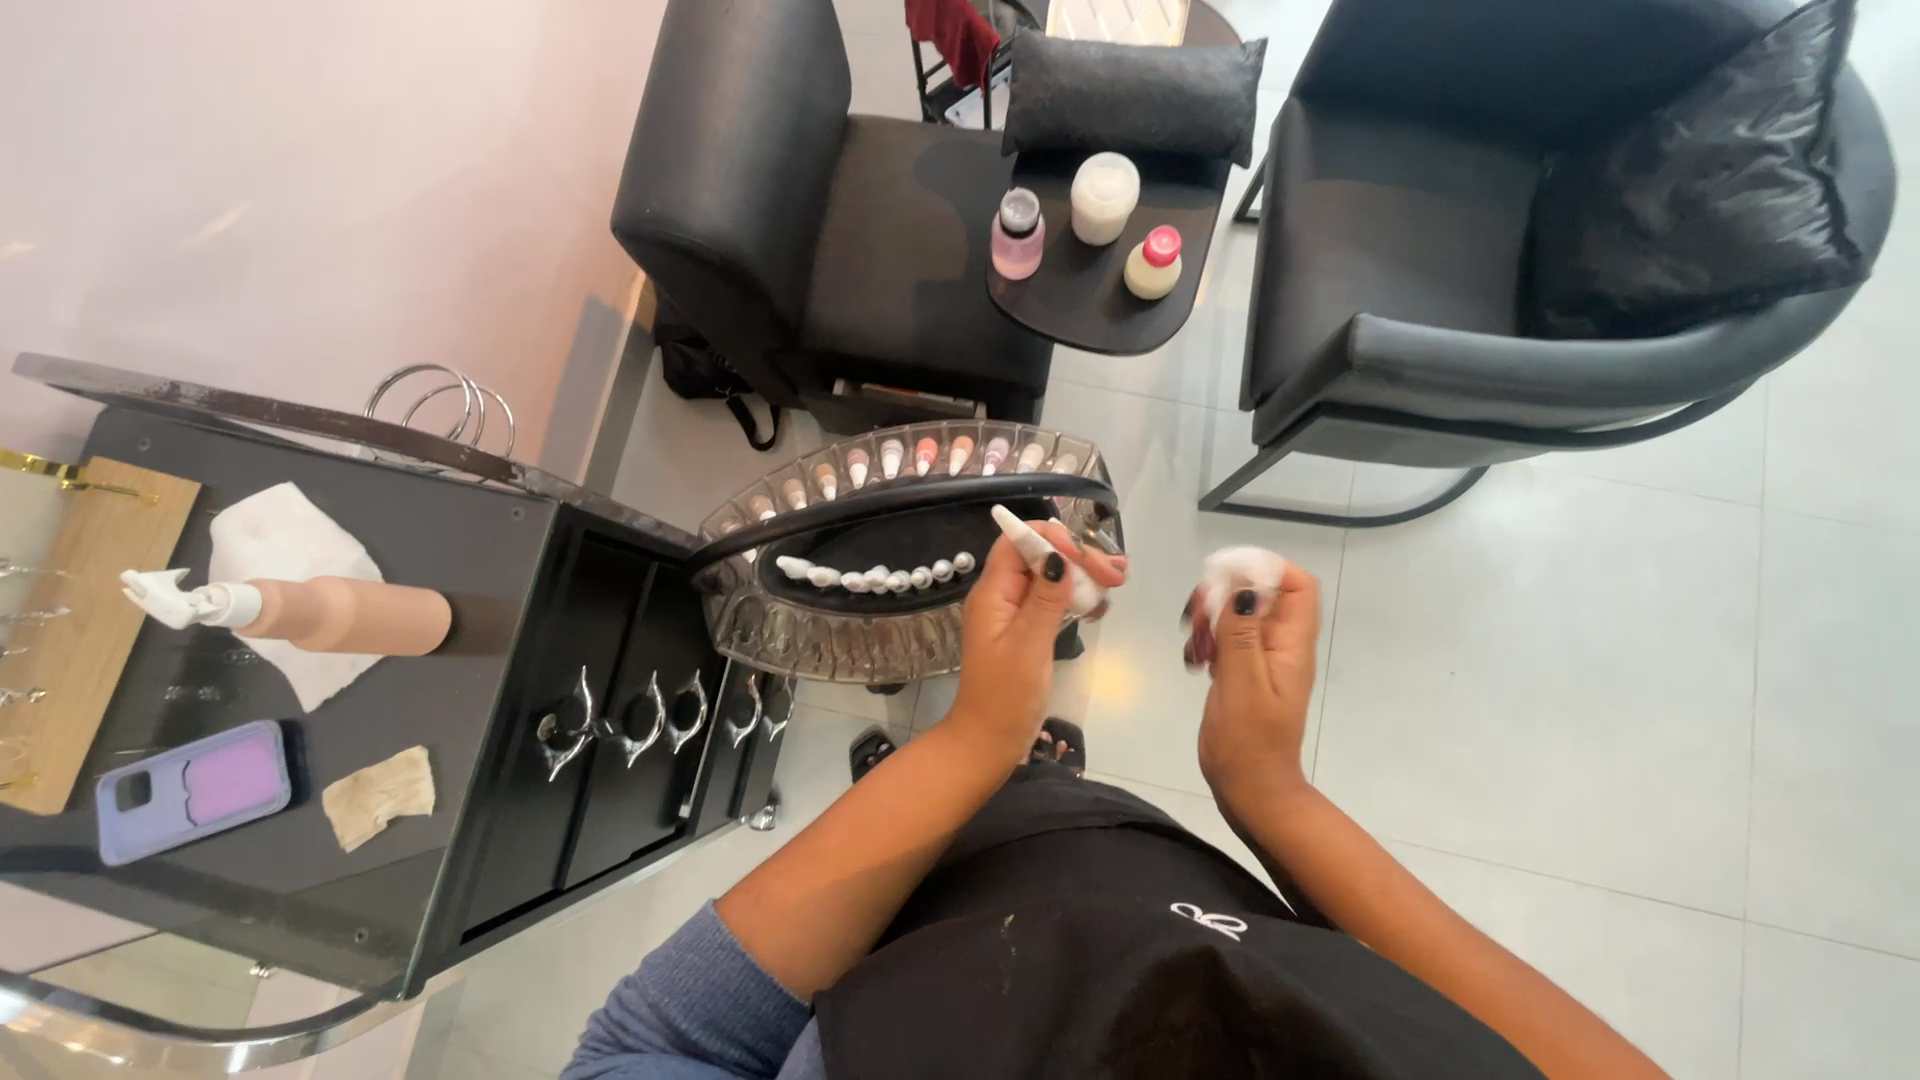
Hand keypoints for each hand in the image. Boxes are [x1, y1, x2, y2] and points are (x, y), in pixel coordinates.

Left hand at [946, 521, 1126, 757]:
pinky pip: (1051, 599)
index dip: (1052, 538)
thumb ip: (1045, 599)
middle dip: (1076, 557)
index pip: (1017, 541)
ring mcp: (1014, 612)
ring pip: (1049, 576)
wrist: (989, 740)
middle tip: (1117, 574)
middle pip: (1038, 555)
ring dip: (1082, 574)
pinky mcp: (1027, 629)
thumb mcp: (1028, 645)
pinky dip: (1076, 596)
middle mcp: (1001, 595)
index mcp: (992, 593)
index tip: (1085, 557)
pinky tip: (1100, 603)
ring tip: (1118, 581)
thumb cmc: (1005, 696)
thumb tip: (1060, 556)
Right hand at [1190, 562, 1320, 806]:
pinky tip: (1193, 662)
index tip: (1225, 575)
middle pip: (1258, 595)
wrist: (1247, 787)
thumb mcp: (1242, 682)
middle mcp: (1280, 645)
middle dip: (1224, 595)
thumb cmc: (1248, 739)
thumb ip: (1241, 631)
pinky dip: (1206, 641)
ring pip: (1236, 615)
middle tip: (1197, 614)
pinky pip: (1224, 639)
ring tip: (1194, 645)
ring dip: (1209, 620)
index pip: (1297, 585)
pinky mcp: (1240, 672)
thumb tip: (1242, 583)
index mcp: (1291, 644)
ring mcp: (1260, 659)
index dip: (1265, 569)